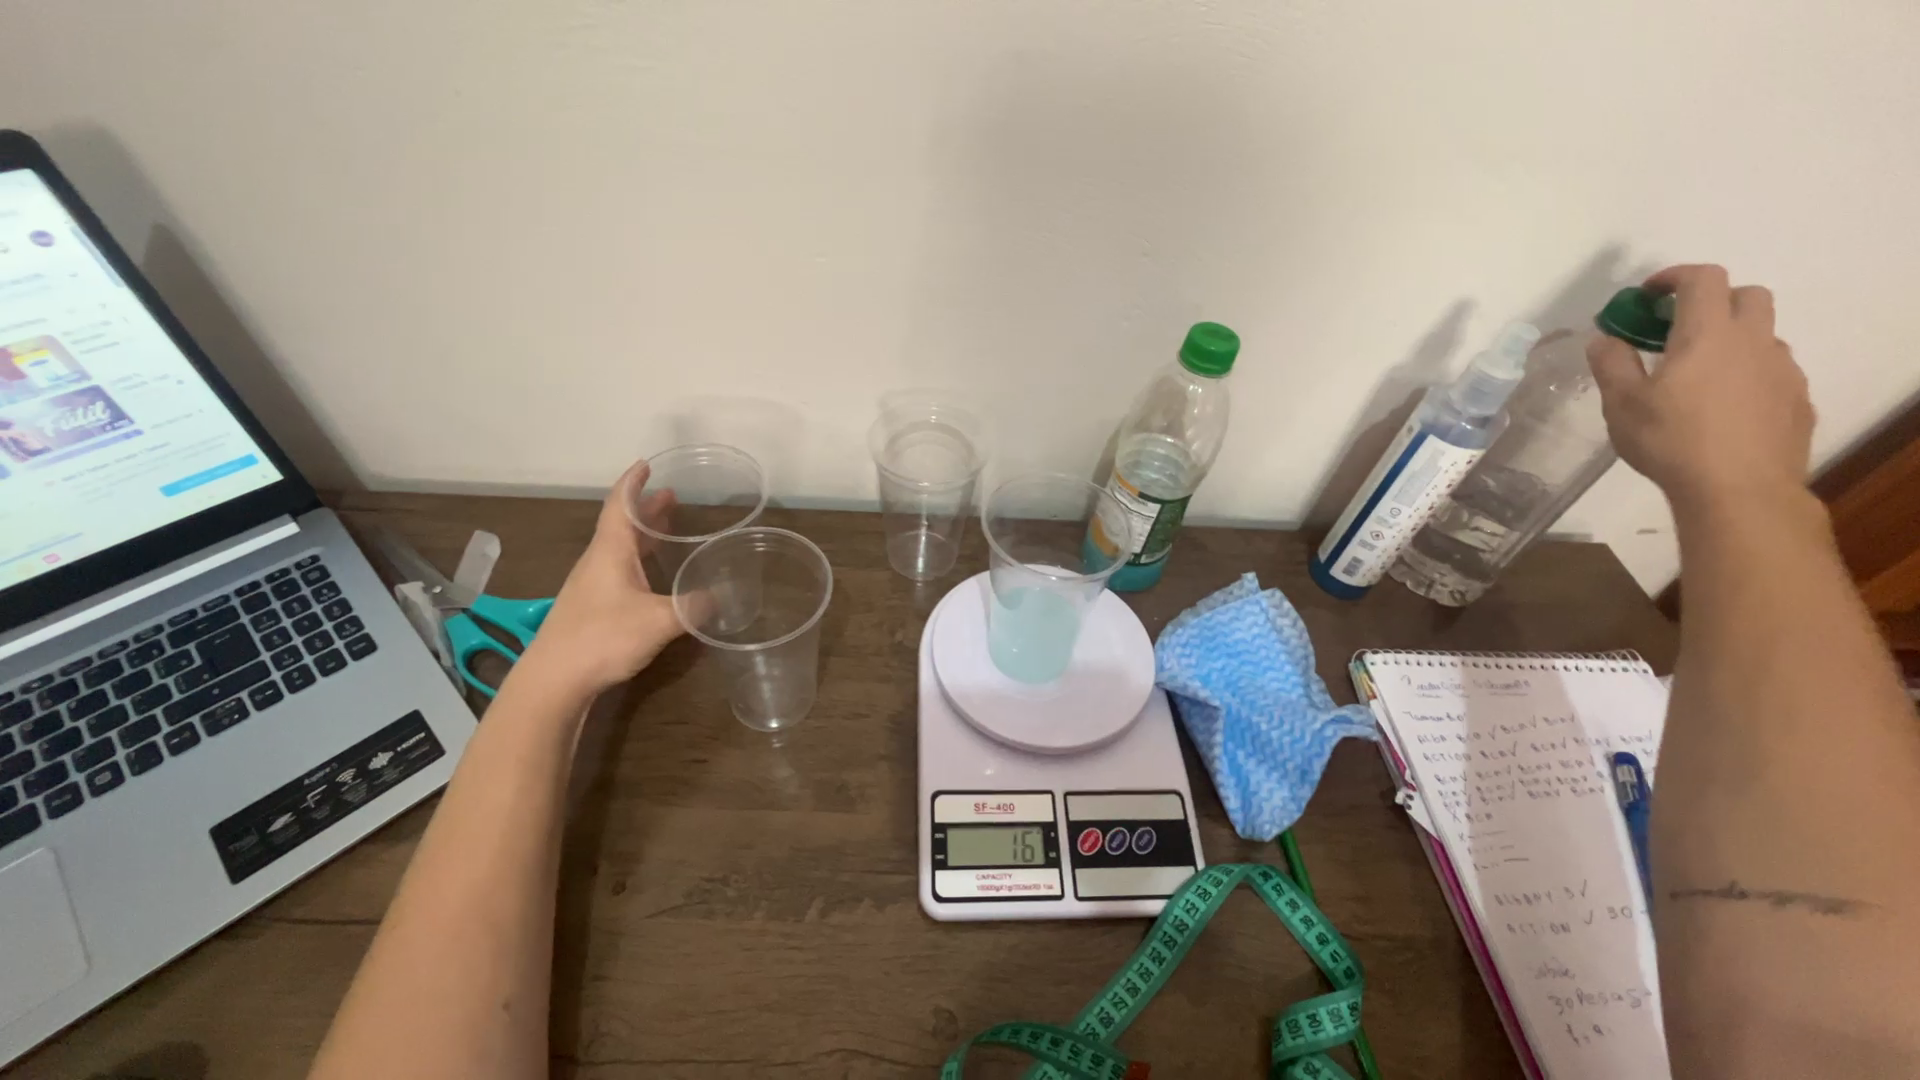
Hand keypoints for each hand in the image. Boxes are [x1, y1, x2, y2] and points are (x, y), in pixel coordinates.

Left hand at [516, 462, 686, 694]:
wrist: (554, 680)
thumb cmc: (603, 638)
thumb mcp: (659, 621)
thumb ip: (693, 606)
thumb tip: (722, 597)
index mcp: (610, 551)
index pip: (620, 505)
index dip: (634, 483)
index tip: (648, 464)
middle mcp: (598, 562)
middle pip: (622, 525)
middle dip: (646, 508)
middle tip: (672, 497)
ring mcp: (591, 586)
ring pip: (619, 549)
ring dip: (643, 536)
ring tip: (667, 530)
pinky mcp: (591, 609)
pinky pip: (619, 571)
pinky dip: (638, 561)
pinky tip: (653, 577)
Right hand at [1588, 264, 1815, 509]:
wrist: (1739, 489)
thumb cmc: (1671, 441)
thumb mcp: (1621, 404)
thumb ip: (1611, 364)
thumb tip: (1605, 339)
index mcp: (1707, 335)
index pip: (1702, 280)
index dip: (1674, 277)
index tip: (1647, 295)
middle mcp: (1753, 342)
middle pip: (1746, 295)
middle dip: (1712, 300)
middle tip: (1676, 329)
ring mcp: (1782, 369)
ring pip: (1762, 335)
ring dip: (1731, 339)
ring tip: (1697, 375)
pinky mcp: (1796, 399)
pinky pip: (1772, 371)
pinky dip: (1746, 373)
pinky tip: (1721, 407)